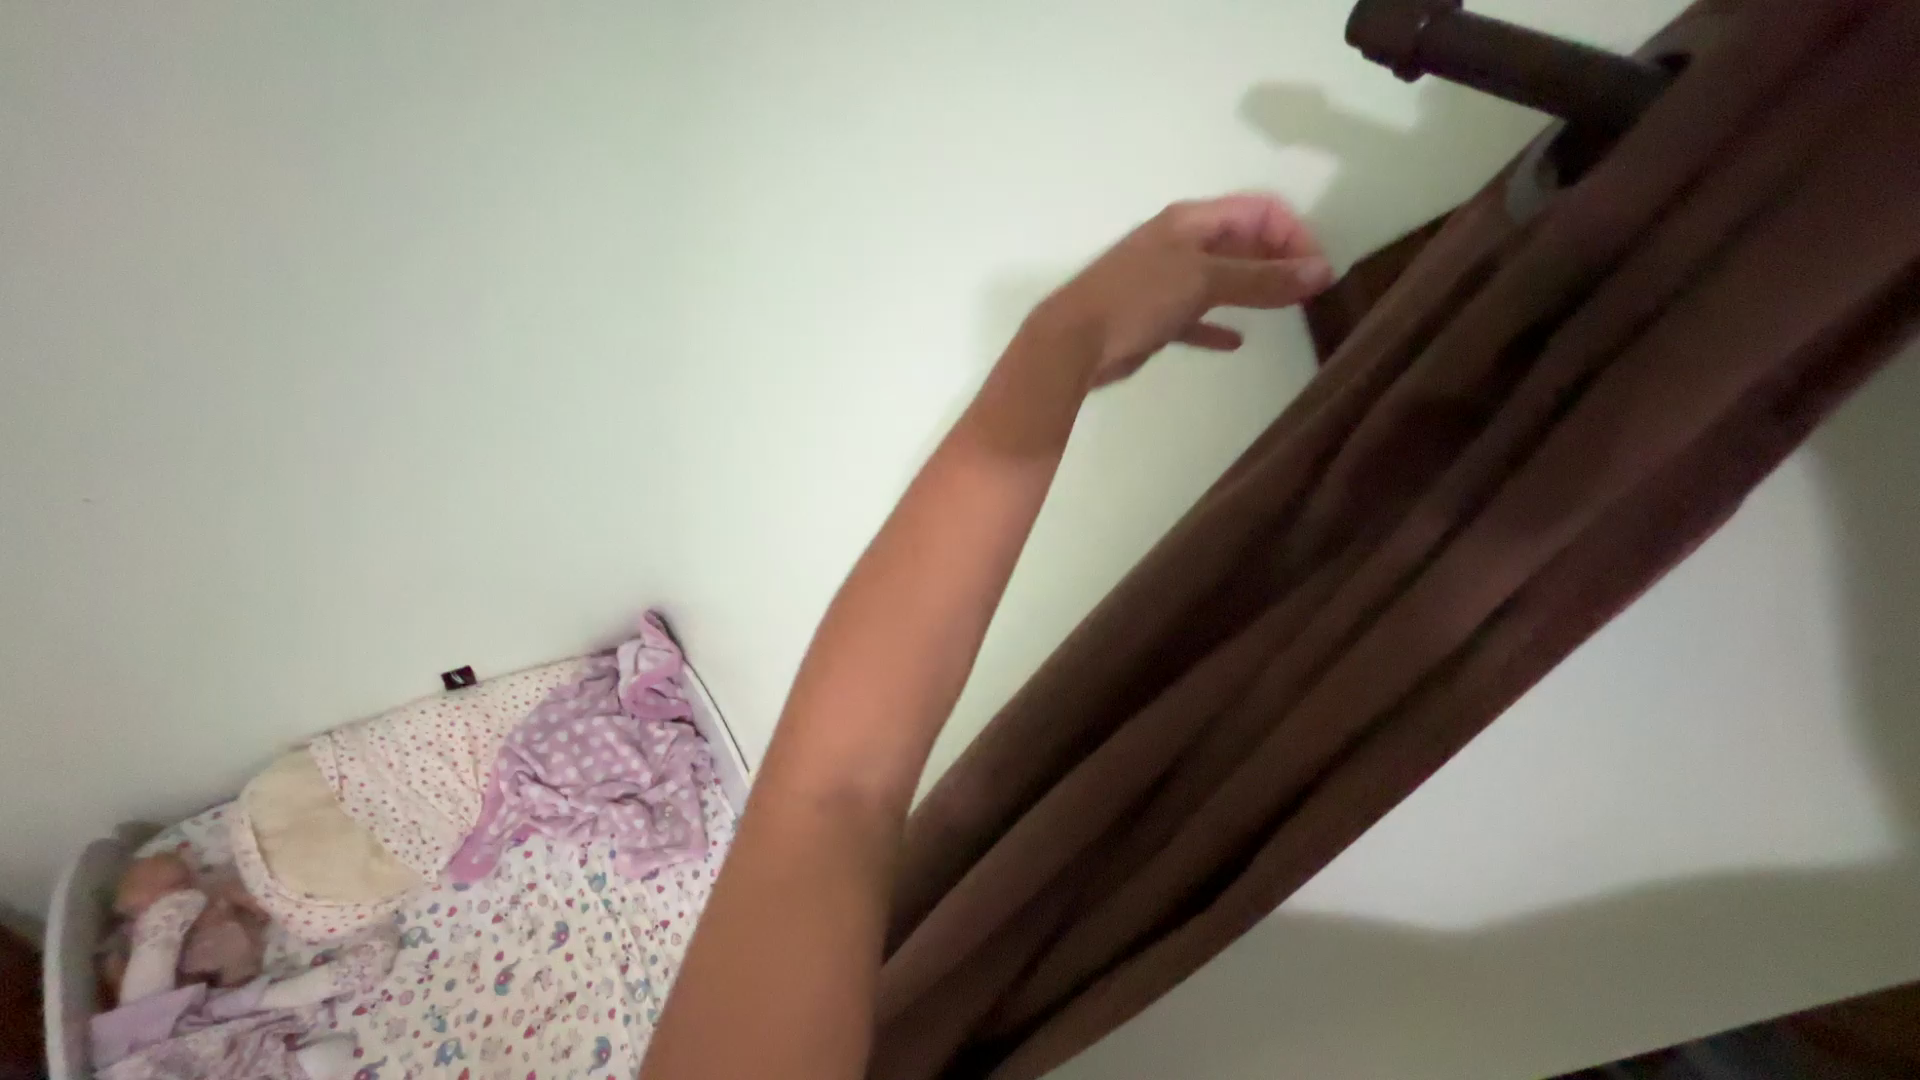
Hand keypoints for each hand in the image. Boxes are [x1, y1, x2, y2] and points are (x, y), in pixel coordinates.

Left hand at [1030, 193, 1330, 386]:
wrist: (1073, 343)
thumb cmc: (1137, 300)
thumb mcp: (1204, 281)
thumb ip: (1262, 278)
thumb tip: (1322, 271)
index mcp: (1191, 222)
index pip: (1257, 210)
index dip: (1292, 233)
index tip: (1316, 269)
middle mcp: (1179, 245)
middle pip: (1241, 242)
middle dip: (1277, 259)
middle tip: (1309, 290)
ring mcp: (1164, 282)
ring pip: (1220, 280)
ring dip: (1253, 290)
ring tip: (1287, 309)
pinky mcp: (1153, 319)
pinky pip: (1195, 319)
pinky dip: (1216, 326)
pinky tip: (1235, 342)